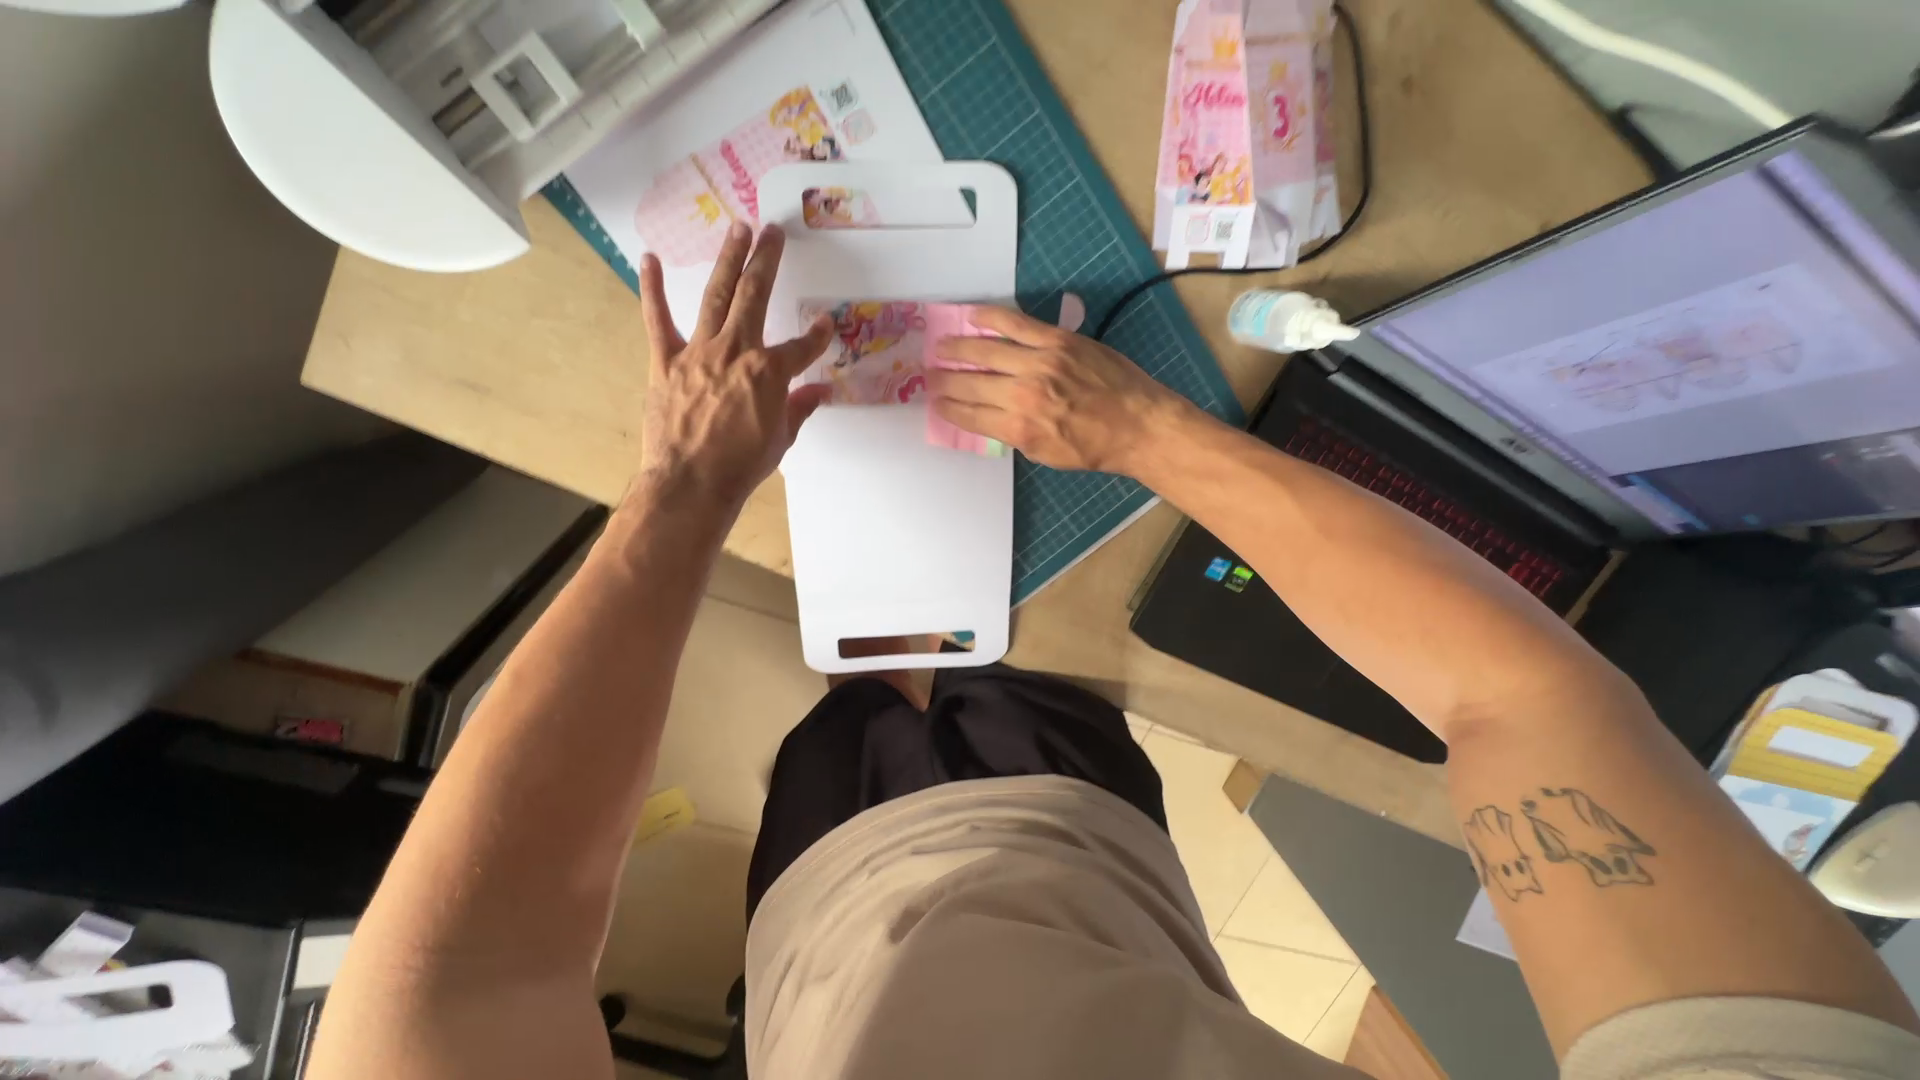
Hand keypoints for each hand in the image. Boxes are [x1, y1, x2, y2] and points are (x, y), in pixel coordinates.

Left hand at [635, 223, 833, 509]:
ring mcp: (699, 352)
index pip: (803, 346)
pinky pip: (657, 320)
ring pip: (716, 296)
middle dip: (767, 260)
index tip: (825, 322)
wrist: (691, 483)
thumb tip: (820, 392)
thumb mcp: (781, 438)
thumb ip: (799, 408)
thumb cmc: (742, 466)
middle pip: (755, 296)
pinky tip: (647, 258)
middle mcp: (736, 351)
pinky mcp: (666, 361)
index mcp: (769, 372)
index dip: (817, 334)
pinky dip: (651, 289)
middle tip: (773, 231)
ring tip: (737, 229)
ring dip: (727, 260)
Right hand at [927, 307, 1196, 474]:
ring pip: (986, 351)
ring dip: (957, 349)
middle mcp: (1025, 394)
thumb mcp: (1047, 454)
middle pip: (971, 383)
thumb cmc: (1095, 447)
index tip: (934, 402)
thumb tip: (988, 418)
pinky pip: (1016, 324)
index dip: (947, 408)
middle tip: (929, 376)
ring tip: (940, 347)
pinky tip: (972, 317)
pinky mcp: (1058, 341)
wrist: (1139, 424)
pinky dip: (990, 318)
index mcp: (1020, 428)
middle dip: (945, 380)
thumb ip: (1014, 435)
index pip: (970, 415)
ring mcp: (1041, 363)